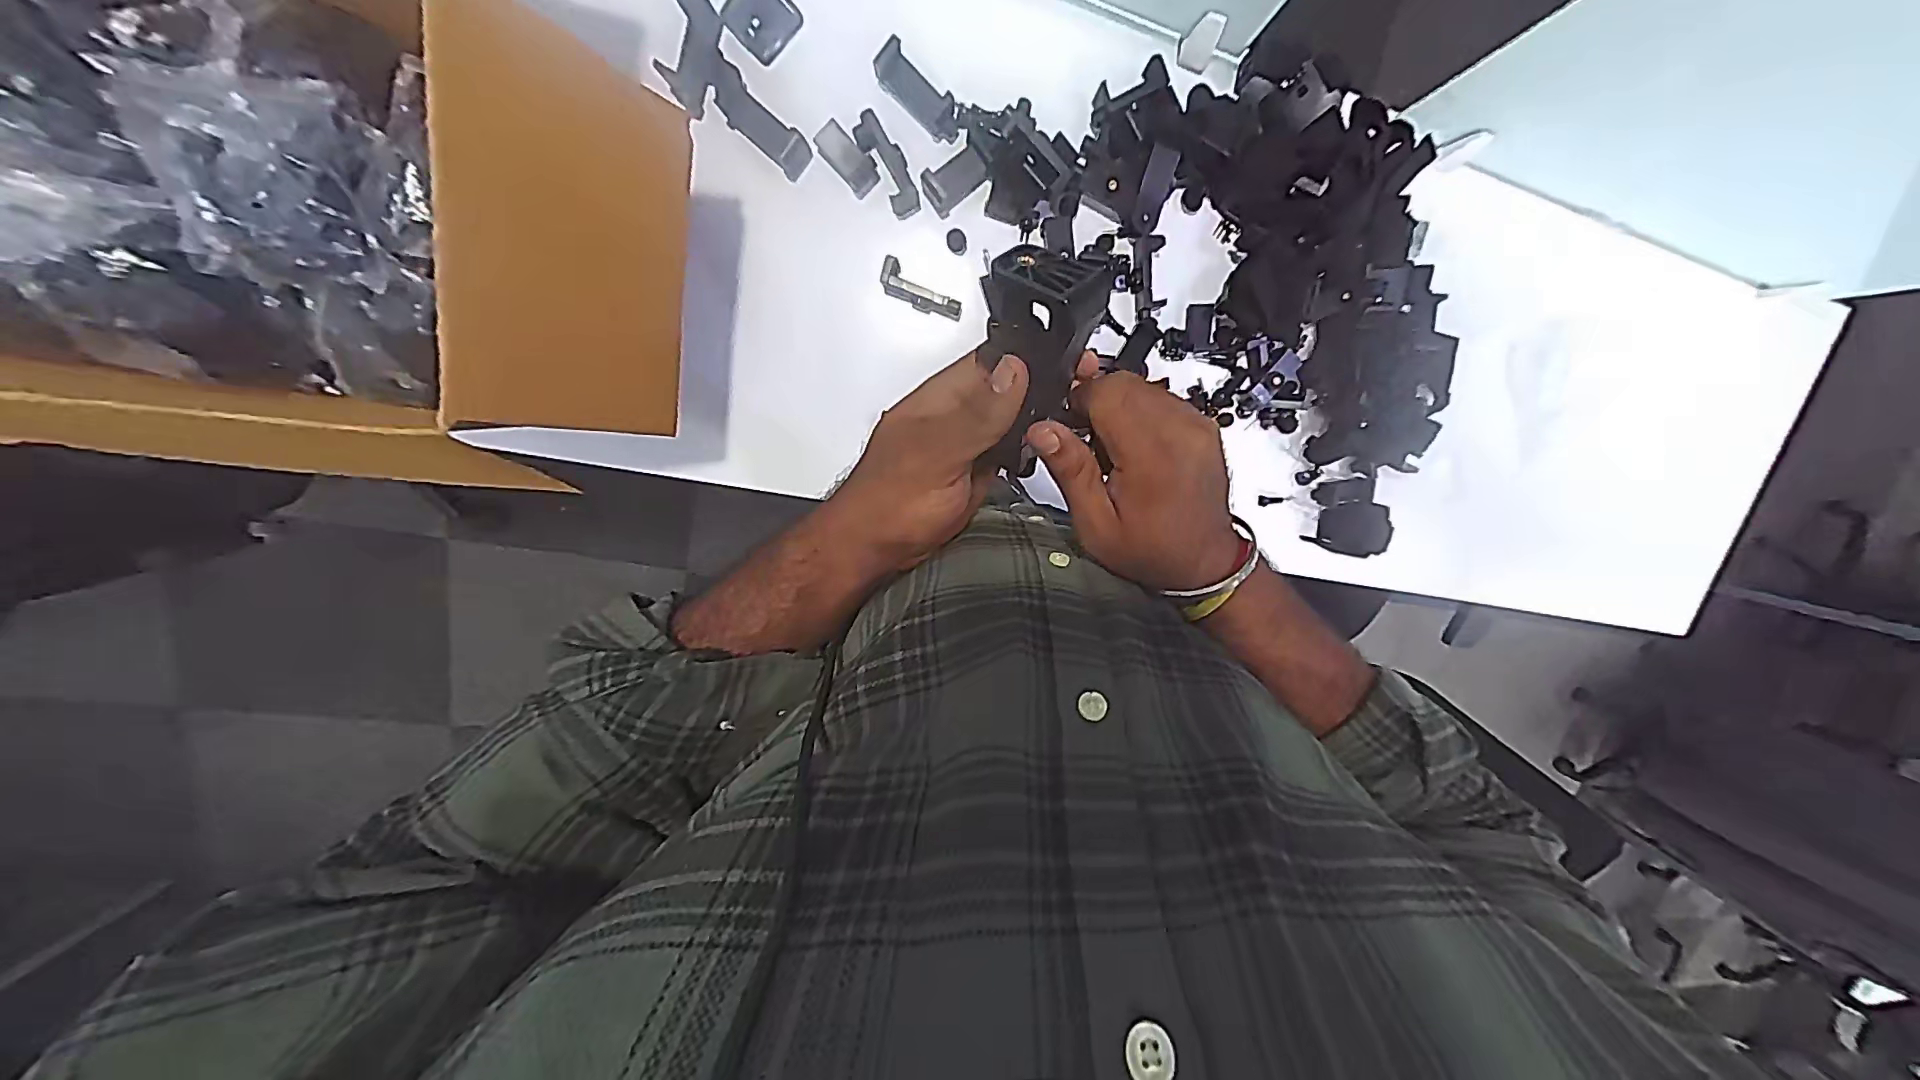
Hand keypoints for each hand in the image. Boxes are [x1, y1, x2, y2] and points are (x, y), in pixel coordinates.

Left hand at [826, 351, 1029, 570]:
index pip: (988, 361)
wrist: (872, 551)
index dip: (1021, 360)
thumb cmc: (885, 504)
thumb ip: (978, 414)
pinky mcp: (968, 476)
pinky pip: (1001, 457)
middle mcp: (951, 419)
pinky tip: (1018, 465)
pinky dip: (1014, 459)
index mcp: (938, 400)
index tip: (1052, 371)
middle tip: (1045, 415)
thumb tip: (1012, 370)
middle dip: (1028, 400)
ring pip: (1005, 425)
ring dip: (1023, 431)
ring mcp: (961, 447)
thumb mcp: (940, 453)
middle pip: (1002, 392)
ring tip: (1028, 443)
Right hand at [1026, 372, 1243, 590]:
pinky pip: (1161, 398)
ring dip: (1117, 407)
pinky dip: (1139, 413)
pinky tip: (1132, 446)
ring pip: (1141, 385)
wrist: (1202, 563)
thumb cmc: (1153, 550)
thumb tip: (1043, 432)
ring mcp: (1196, 425)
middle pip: (1123, 381)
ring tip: (1111, 448)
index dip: (1078, 401)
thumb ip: (1070, 471)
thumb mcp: (1096, 524)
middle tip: (1085, 438)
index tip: (1067, 424)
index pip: (1106, 390)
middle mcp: (1181, 432)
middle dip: (1095, 401)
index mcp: (1152, 455)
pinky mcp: (1202, 425)